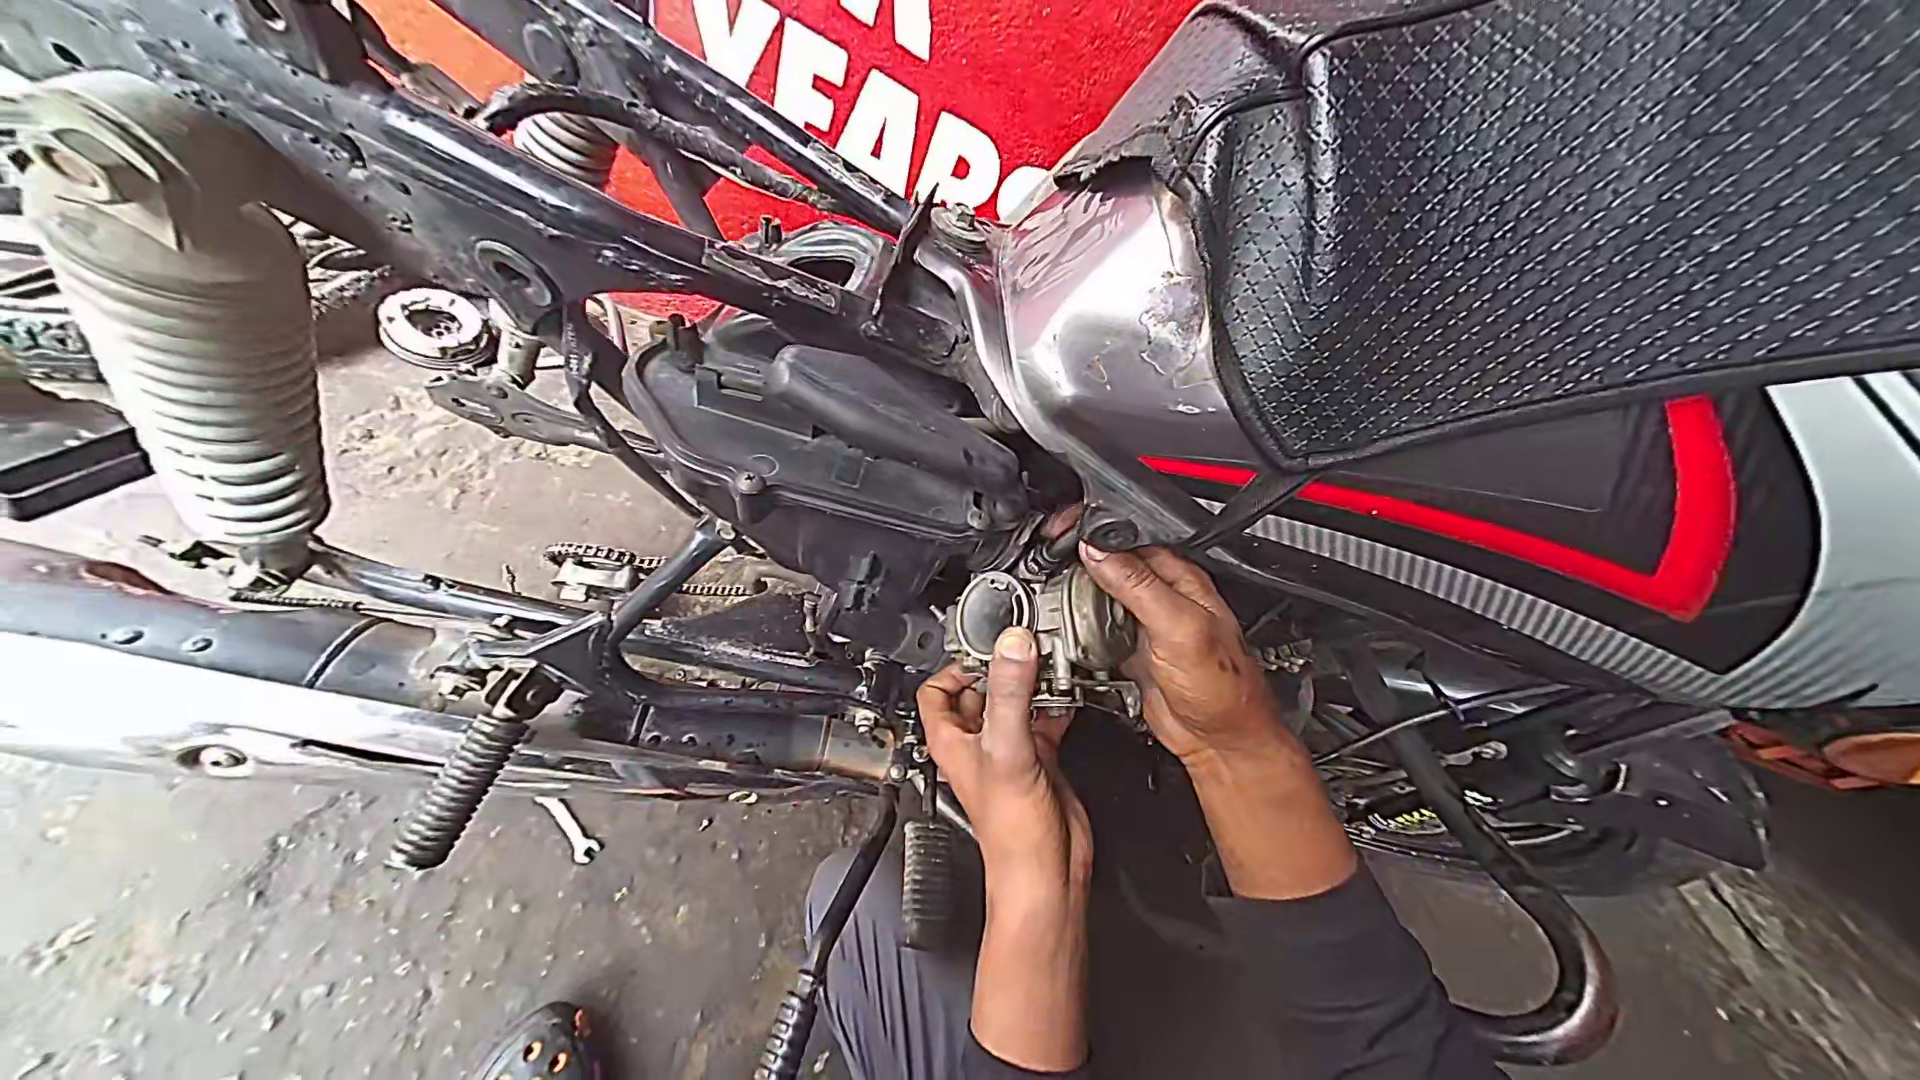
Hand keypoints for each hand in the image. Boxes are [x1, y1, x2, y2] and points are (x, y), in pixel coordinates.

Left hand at [917, 627, 1092, 1072]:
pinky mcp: (1039, 756)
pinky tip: (1069, 691)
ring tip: (1048, 660)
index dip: (955, 664)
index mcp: (953, 738)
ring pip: (1013, 699)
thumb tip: (1013, 645)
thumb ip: (1010, 693)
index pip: (936, 688)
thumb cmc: (1011, 833)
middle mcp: (978, 740)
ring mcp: (1008, 747)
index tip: (984, 645)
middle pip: (980, 687)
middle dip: (1000, 665)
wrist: (1048, 874)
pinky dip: (1055, 701)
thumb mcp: (1008, 749)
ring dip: (1029, 680)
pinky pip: (1044, 716)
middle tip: (1024, 644)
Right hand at [1078, 543, 1290, 765]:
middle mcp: (1161, 597)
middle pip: (1112, 567)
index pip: (1132, 542)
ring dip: (1080, 598)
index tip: (1069, 539)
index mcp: (1180, 579)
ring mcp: (1143, 624)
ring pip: (1102, 598)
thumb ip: (1137, 585)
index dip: (1100, 536)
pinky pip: (1098, 631)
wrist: (1220, 742)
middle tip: (1055, 569)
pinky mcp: (1129, 650)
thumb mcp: (1178, 626)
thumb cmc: (1222, 686)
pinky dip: (1082, 629)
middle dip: (1083, 566)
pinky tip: (1073, 630)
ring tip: (1060, 598)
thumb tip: (1098, 552)